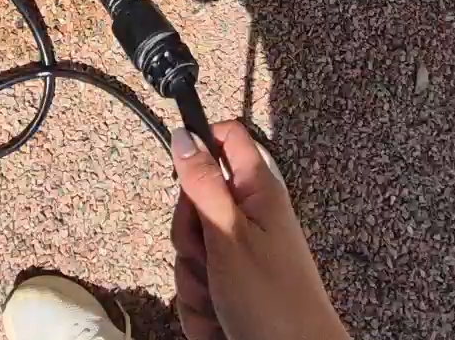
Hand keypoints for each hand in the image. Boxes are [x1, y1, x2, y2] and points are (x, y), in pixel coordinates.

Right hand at [170, 121, 349, 339]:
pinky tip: (220, 320)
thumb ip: (203, 182)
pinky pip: (196, 284)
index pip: (226, 137)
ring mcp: (239, 254)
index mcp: (256, 190)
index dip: (201, 144)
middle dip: (189, 233)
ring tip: (219, 298)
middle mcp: (248, 216)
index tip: (182, 173)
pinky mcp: (230, 288)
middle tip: (207, 254)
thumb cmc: (272, 300)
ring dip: (194, 277)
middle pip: (195, 198)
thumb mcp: (229, 234)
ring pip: (191, 247)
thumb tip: (184, 134)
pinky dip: (201, 306)